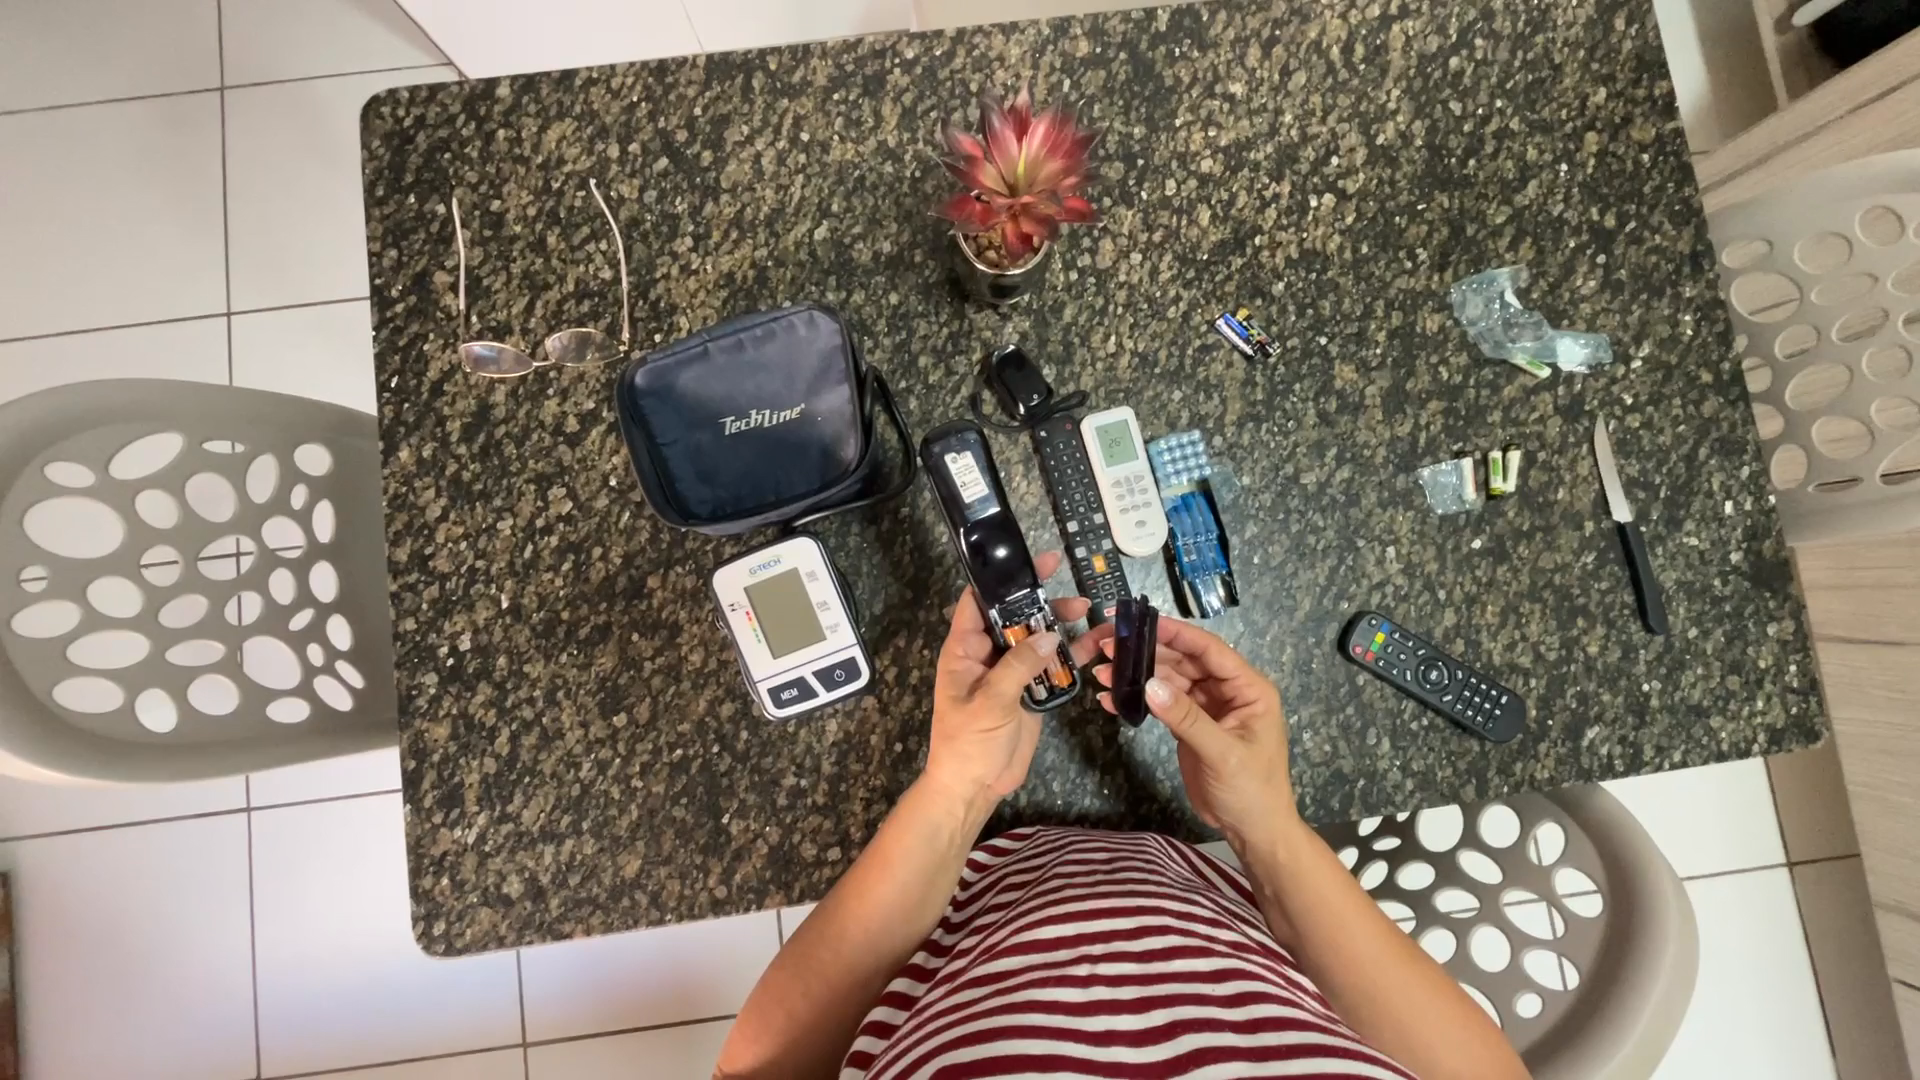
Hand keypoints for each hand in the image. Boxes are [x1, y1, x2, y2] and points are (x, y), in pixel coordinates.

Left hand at [925, 552, 1103, 808]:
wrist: (974, 787)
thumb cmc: (967, 742)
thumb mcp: (989, 701)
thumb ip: (1018, 666)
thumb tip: (1049, 635)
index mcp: (964, 649)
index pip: (977, 604)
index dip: (999, 581)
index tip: (1028, 565)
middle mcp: (986, 654)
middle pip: (1013, 617)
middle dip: (1039, 601)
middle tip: (1070, 589)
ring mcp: (1009, 672)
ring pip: (1035, 638)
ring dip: (1058, 624)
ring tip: (1086, 610)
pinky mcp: (1029, 691)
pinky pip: (1050, 666)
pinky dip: (1069, 654)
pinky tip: (1091, 643)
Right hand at [1090, 616, 1297, 848]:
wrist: (1252, 832)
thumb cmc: (1251, 790)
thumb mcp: (1222, 753)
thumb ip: (1186, 718)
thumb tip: (1149, 686)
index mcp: (1248, 688)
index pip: (1209, 650)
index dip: (1177, 633)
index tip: (1142, 622)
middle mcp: (1226, 690)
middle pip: (1183, 660)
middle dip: (1146, 652)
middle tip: (1109, 645)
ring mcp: (1206, 706)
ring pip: (1167, 679)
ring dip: (1136, 675)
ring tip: (1102, 671)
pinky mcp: (1189, 723)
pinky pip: (1161, 702)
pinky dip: (1137, 699)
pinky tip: (1110, 699)